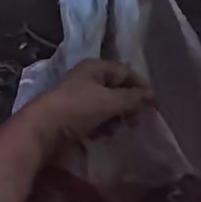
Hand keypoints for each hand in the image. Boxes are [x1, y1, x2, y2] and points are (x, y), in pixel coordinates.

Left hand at [12, 59, 153, 153]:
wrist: (45, 128)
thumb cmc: (78, 108)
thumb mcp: (109, 100)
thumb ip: (132, 97)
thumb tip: (151, 95)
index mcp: (95, 67)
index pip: (125, 71)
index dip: (141, 87)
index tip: (155, 106)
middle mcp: (88, 78)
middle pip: (117, 88)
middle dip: (129, 104)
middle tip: (137, 119)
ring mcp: (80, 97)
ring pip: (108, 105)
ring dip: (117, 117)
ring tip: (121, 128)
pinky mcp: (76, 115)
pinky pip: (98, 117)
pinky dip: (104, 125)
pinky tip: (105, 134)